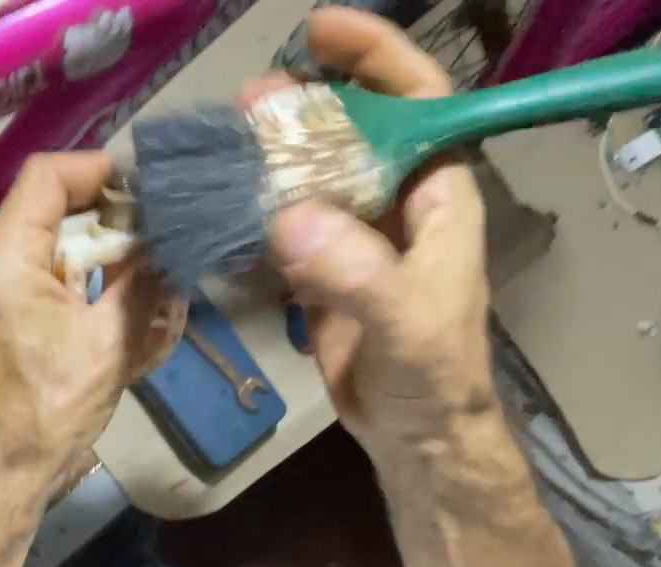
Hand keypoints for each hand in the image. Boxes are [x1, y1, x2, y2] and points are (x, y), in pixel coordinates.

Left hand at [0, 153, 179, 496]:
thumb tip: (171, 242)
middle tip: (154, 228)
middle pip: (49, 204)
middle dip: (106, 211)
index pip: (46, 176)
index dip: (98, 170)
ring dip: (99, 245)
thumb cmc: (55, 407)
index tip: (144, 191)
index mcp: (6, 258)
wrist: (11, 466)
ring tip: (145, 260)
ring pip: (52, 238)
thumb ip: (143, 280)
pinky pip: (48, 271)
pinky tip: (120, 291)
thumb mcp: (111, 340)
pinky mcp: (7, 312)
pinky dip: (84, 273)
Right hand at [253, 9, 493, 456]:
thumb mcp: (406, 320)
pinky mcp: (323, 277)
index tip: (318, 30)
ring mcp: (355, 242)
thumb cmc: (433, 374)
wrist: (413, 433)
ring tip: (224, 151)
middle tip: (246, 104)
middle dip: (302, 112)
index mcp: (437, 196)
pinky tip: (226, 211)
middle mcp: (396, 207)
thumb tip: (286, 218)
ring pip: (311, 183)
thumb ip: (355, 271)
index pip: (415, 103)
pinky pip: (287, 233)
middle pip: (349, 136)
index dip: (374, 57)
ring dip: (270, 165)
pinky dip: (257, 220)